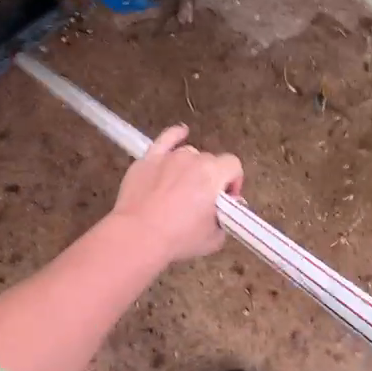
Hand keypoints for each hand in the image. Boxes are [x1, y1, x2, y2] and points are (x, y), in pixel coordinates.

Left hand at [108, 124, 242, 262]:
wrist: (138, 235)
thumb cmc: (178, 238)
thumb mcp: (214, 238)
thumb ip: (227, 219)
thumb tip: (229, 205)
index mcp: (213, 174)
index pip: (233, 166)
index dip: (233, 182)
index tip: (225, 200)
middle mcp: (192, 159)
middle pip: (210, 161)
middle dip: (211, 178)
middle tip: (201, 201)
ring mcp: (168, 157)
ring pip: (188, 154)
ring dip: (191, 167)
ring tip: (182, 188)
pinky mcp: (148, 159)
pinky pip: (165, 140)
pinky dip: (175, 134)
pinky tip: (181, 132)